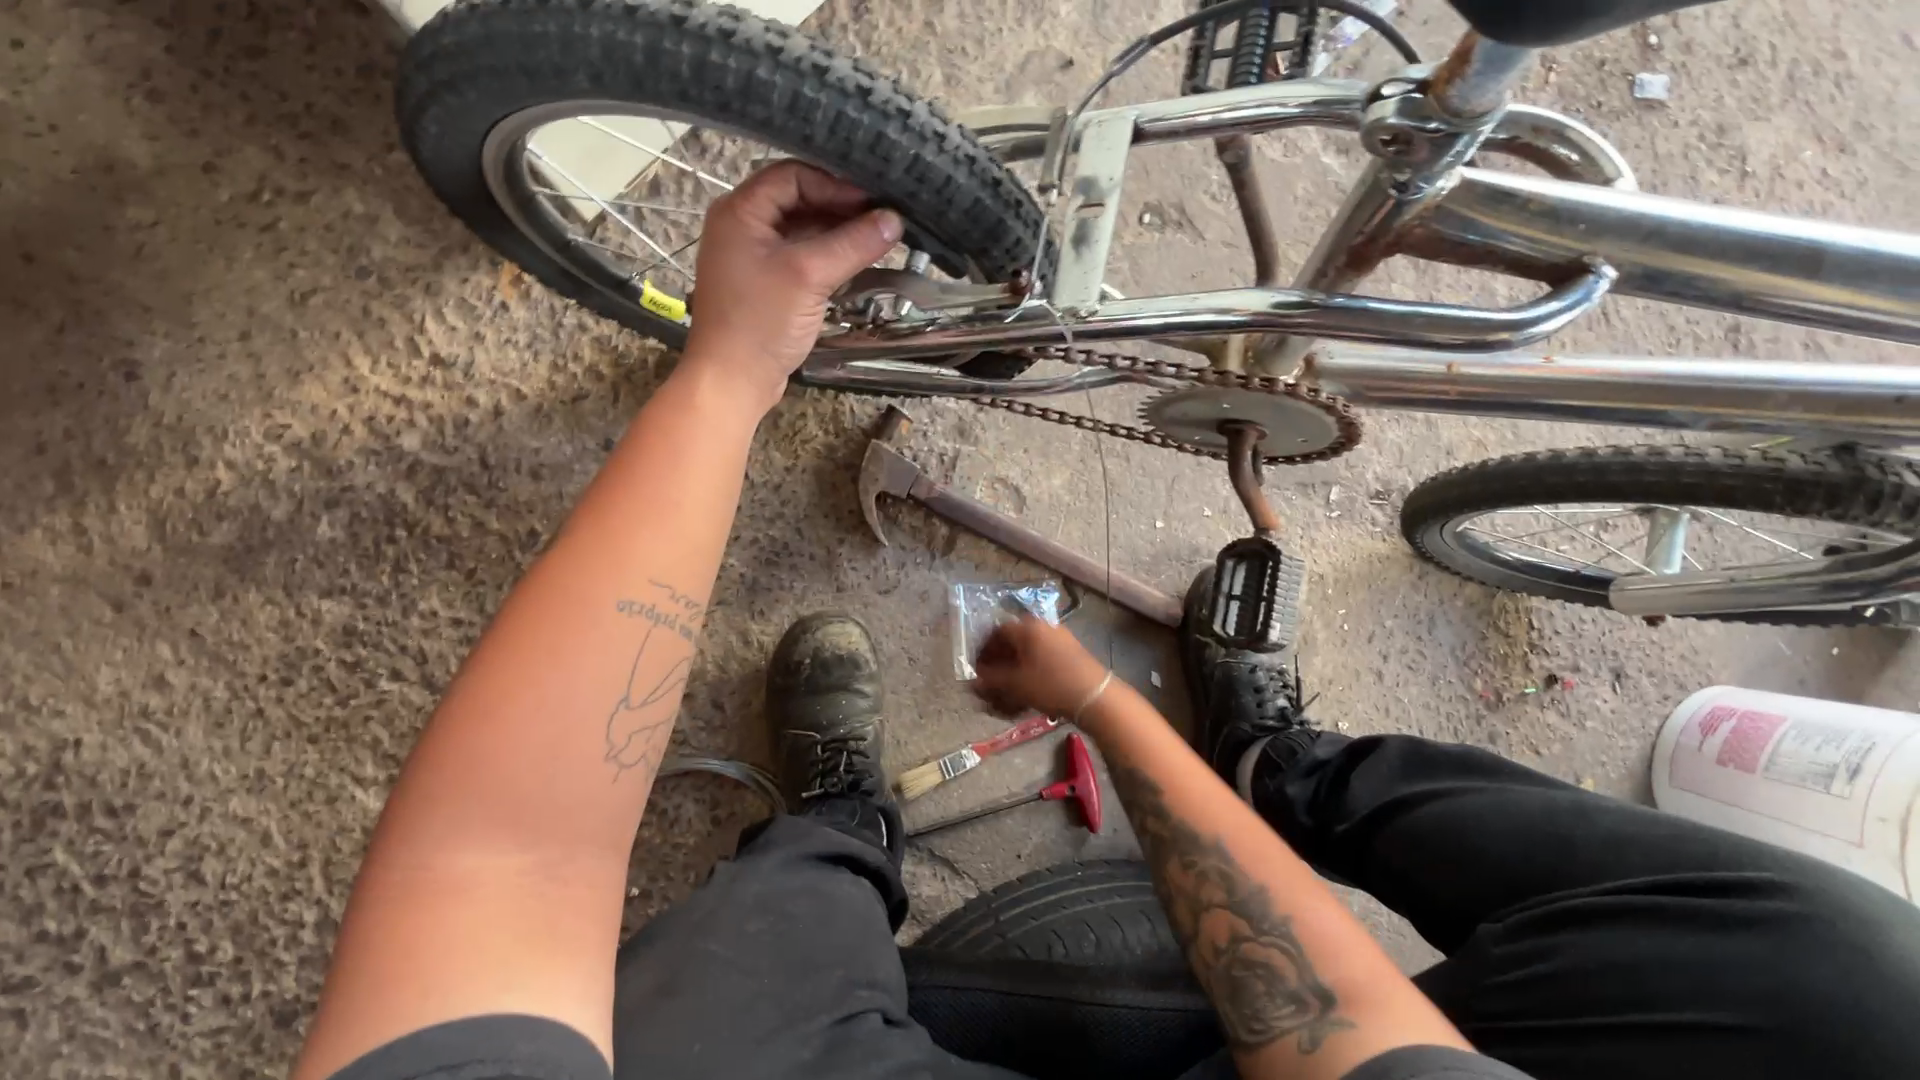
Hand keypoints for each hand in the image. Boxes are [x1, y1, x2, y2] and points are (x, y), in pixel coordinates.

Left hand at [680, 161, 902, 410]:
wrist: (732, 380)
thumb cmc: (759, 323)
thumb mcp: (809, 276)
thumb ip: (853, 244)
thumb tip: (893, 221)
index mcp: (740, 211)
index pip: (793, 175)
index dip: (835, 184)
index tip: (872, 200)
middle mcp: (743, 227)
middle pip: (799, 200)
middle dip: (841, 208)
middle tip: (881, 218)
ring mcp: (753, 257)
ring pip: (803, 230)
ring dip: (838, 233)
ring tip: (877, 239)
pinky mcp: (766, 284)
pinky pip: (801, 257)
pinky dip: (829, 256)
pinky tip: (857, 262)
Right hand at [970, 616, 1113, 718]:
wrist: (1095, 696)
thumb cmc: (1050, 684)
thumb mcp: (1016, 684)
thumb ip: (991, 680)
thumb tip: (976, 680)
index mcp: (1027, 627)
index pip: (996, 633)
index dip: (983, 652)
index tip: (978, 670)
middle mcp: (1043, 627)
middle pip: (1013, 642)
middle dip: (999, 664)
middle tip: (992, 683)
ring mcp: (1060, 639)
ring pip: (1029, 653)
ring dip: (1015, 671)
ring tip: (1009, 693)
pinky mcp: (1072, 653)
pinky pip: (1043, 659)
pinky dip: (1031, 673)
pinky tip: (1028, 692)